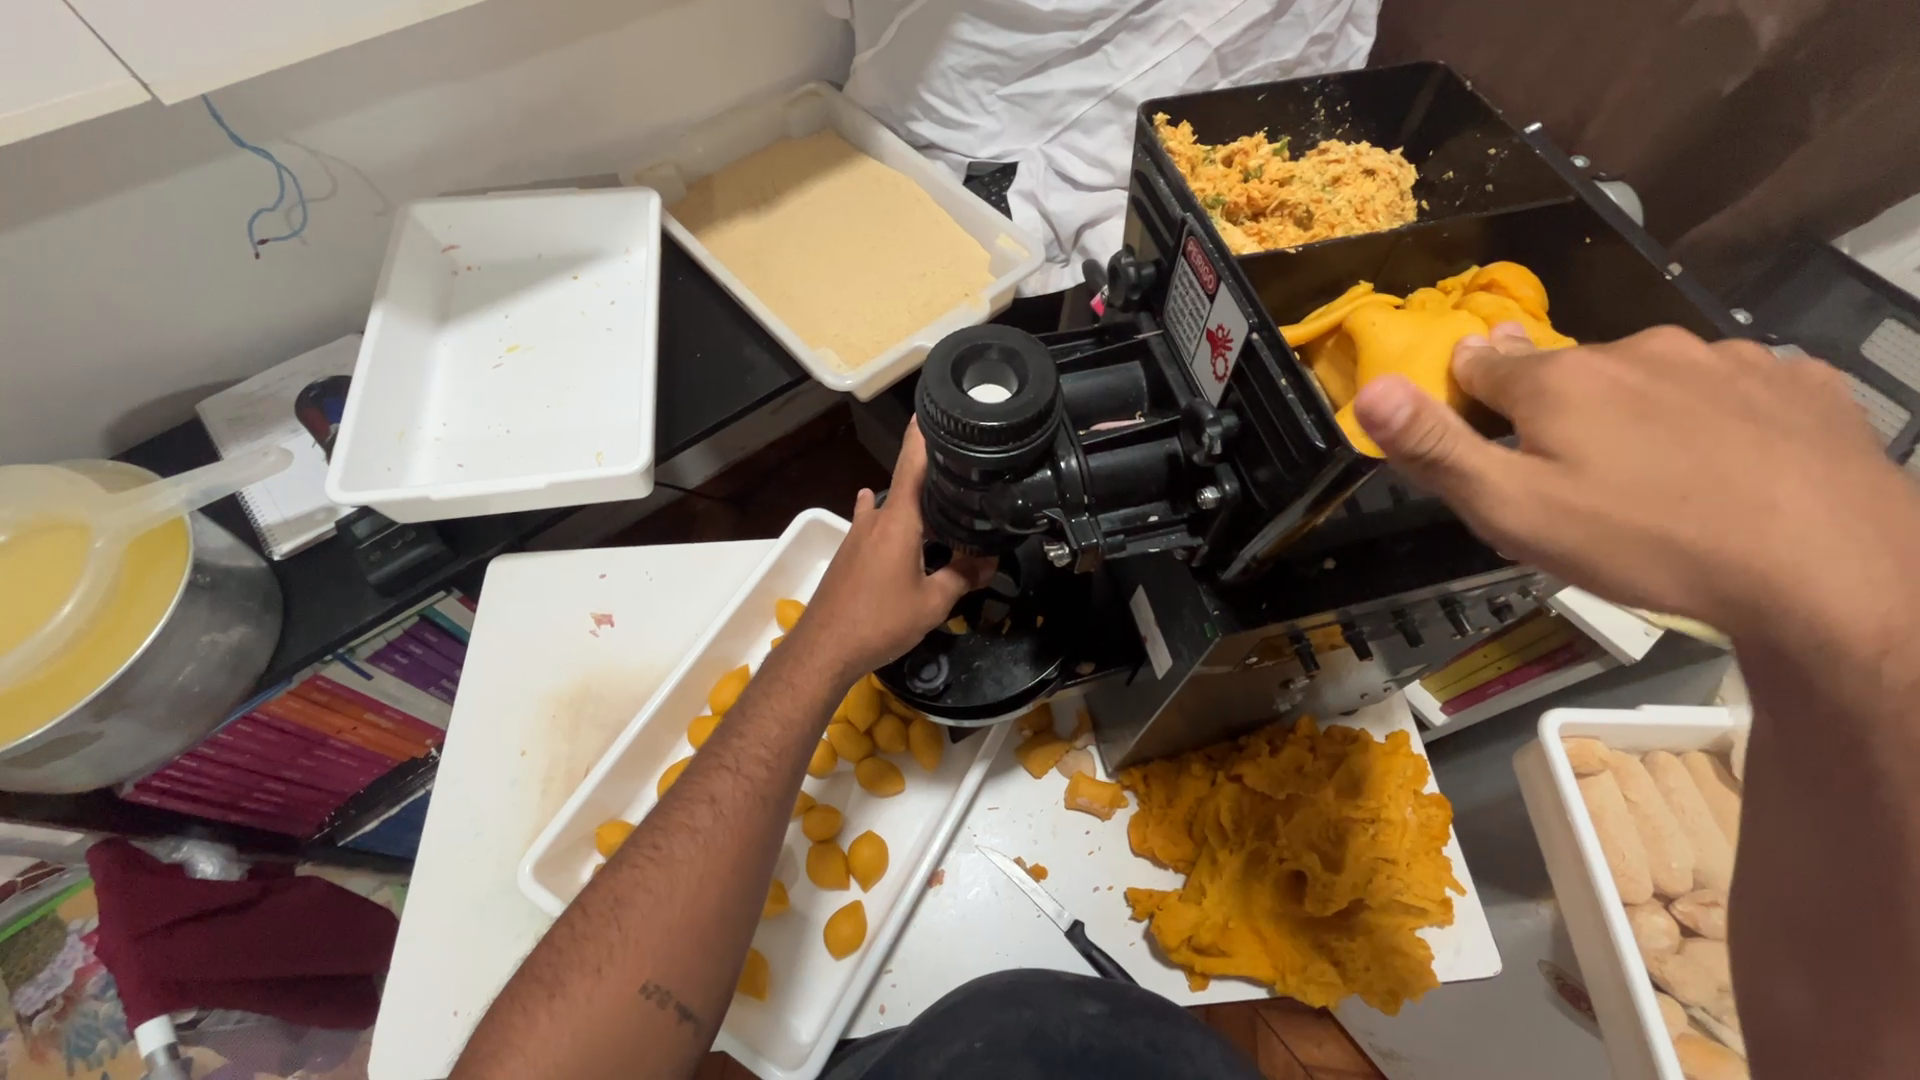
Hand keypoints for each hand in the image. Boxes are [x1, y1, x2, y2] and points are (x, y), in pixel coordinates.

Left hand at [790, 421, 996, 680]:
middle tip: (965, 478)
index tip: (932, 409)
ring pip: (892, 508)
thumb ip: (963, 576)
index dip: (923, 435)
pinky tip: (897, 524)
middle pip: (906, 485)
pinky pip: (878, 526)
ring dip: (915, 505)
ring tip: (943, 509)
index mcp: (898, 521)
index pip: (912, 464)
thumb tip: (990, 560)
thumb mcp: (933, 603)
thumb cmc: (881, 621)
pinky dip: (895, 522)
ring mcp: (858, 535)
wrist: (825, 648)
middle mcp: (875, 519)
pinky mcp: (850, 553)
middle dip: (932, 479)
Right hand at [1351, 323, 1919, 635]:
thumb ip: (1434, 448)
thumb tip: (1370, 389)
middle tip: (1565, 476)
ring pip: (1645, 376)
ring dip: (1629, 410)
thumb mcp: (1510, 510)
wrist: (1829, 571)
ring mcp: (1724, 359)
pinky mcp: (1795, 382)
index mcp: (1557, 380)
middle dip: (1549, 409)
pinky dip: (1706, 416)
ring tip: (1647, 478)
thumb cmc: (1641, 541)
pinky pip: (1724, 387)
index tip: (1479, 437)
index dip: (1466, 396)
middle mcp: (1634, 350)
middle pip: (1564, 370)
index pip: (1480, 363)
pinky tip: (1722, 466)